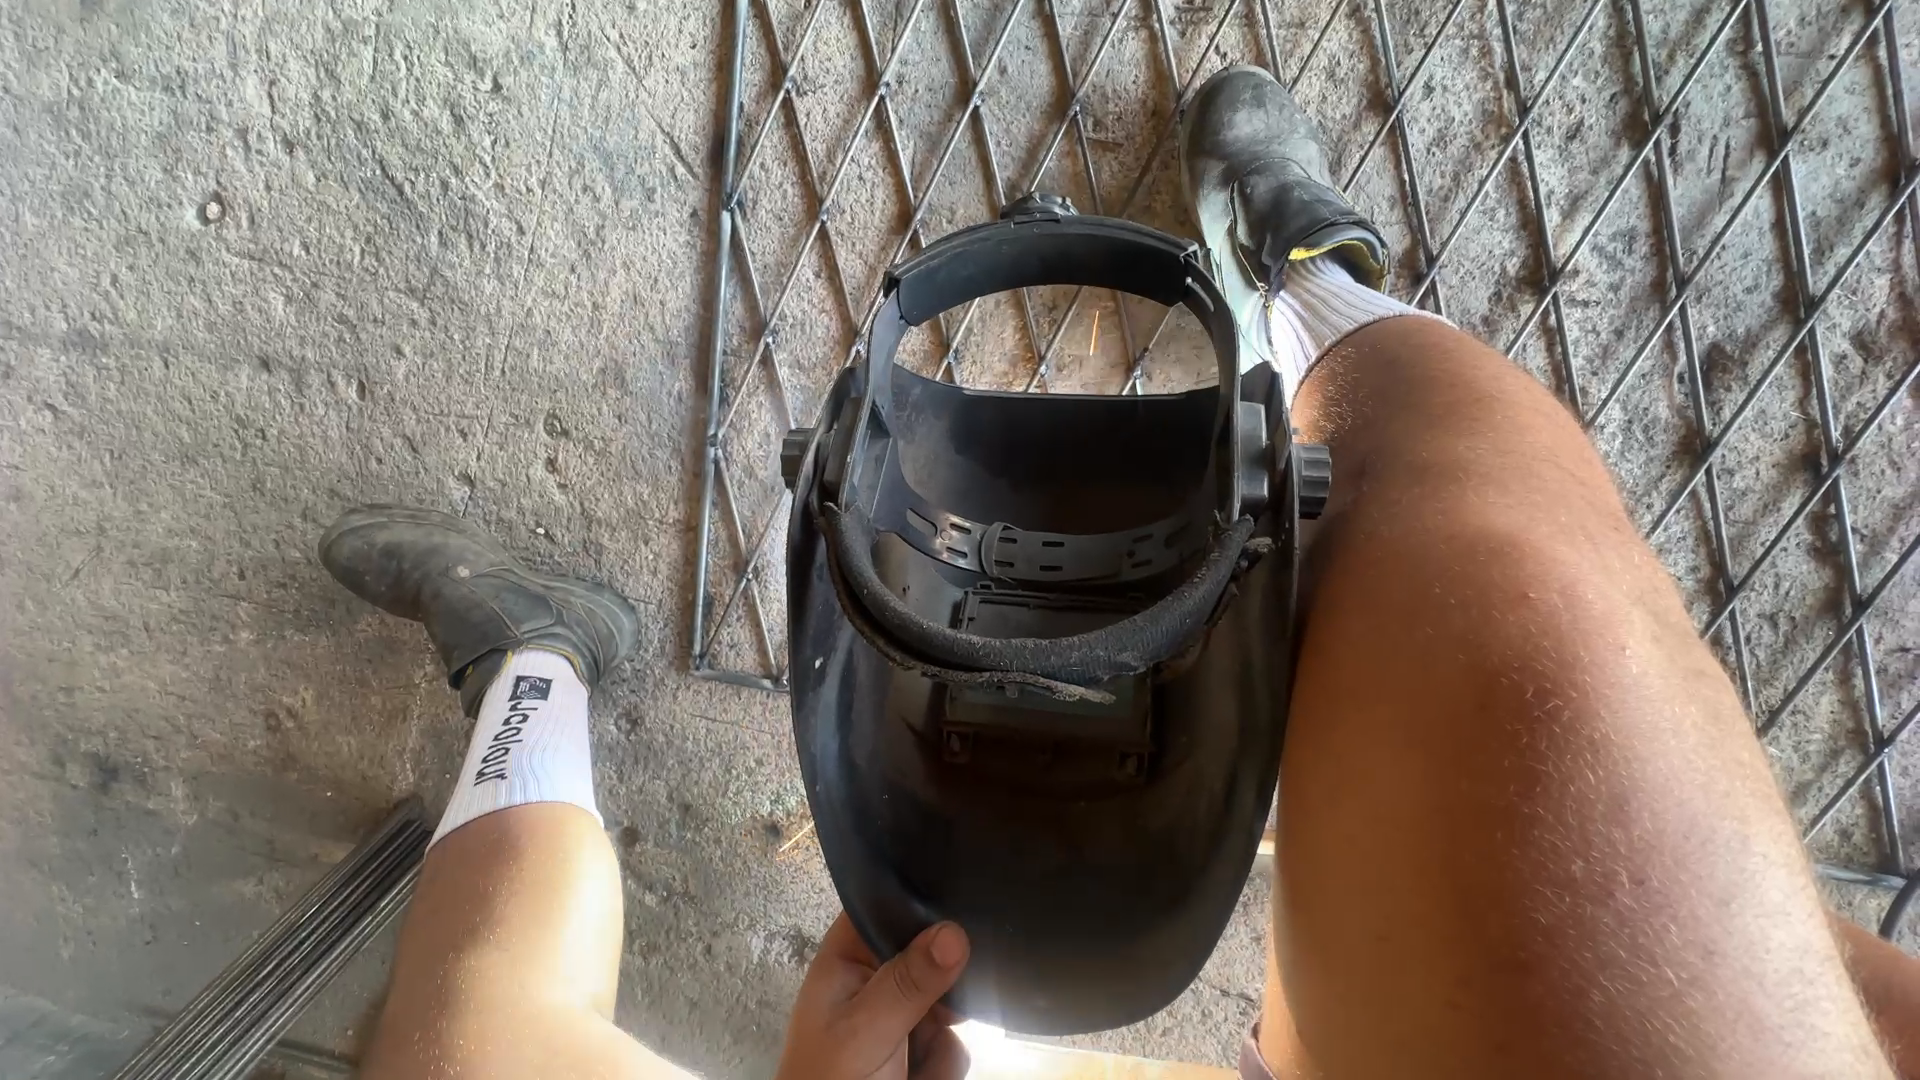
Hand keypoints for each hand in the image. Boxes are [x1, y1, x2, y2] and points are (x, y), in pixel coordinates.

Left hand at [774, 912, 971, 1079]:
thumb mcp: (864, 1030)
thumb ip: (908, 982)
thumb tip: (955, 931)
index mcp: (847, 957)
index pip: (887, 905)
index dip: (921, 900)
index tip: (957, 912)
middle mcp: (875, 979)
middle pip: (929, 953)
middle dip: (944, 984)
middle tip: (939, 1011)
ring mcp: (897, 1017)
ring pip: (948, 1003)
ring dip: (942, 1038)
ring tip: (917, 1063)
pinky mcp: (915, 1052)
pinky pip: (951, 1044)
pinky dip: (943, 1065)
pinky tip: (921, 1078)